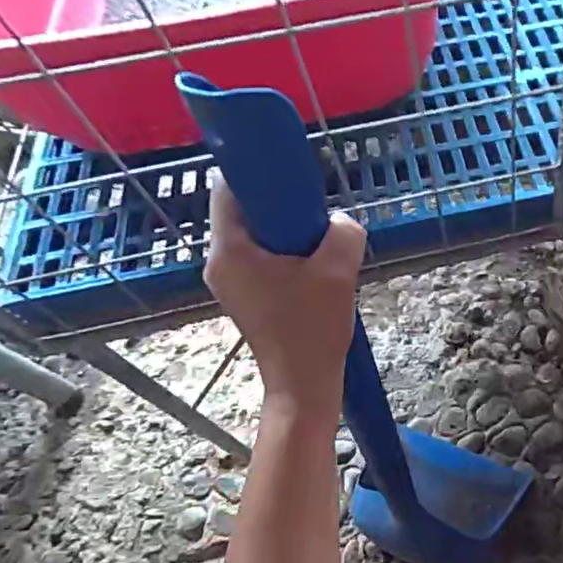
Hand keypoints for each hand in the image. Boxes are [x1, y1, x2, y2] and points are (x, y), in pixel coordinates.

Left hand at [203, 178, 365, 414]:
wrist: (304, 386)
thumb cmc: (313, 329)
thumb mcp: (337, 271)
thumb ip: (343, 232)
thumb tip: (338, 223)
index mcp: (229, 251)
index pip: (228, 188)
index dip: (261, 176)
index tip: (296, 183)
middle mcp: (219, 263)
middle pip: (245, 213)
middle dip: (282, 209)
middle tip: (316, 223)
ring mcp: (230, 283)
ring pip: (258, 238)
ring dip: (289, 236)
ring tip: (320, 253)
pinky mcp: (247, 299)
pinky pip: (263, 261)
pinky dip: (287, 258)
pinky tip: (315, 274)